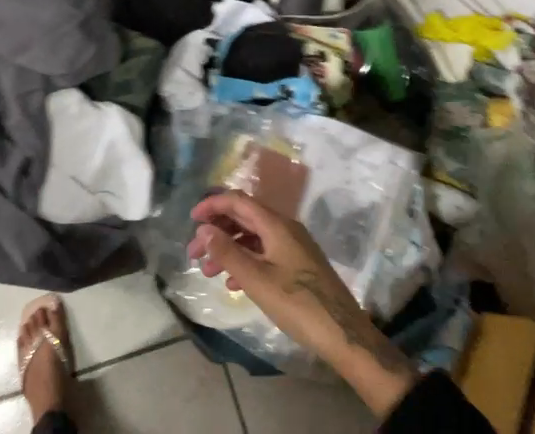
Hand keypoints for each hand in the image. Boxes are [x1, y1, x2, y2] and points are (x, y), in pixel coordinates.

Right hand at [189, 191, 415, 417]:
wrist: (343, 334)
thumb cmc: (297, 304)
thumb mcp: (256, 279)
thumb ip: (227, 252)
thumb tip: (204, 229)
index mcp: (276, 225)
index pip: (239, 201)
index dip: (213, 205)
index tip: (191, 219)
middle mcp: (285, 229)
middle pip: (244, 218)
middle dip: (216, 232)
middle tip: (193, 252)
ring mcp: (293, 247)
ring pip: (253, 238)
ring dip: (228, 250)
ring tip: (207, 272)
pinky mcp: (298, 265)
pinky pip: (264, 254)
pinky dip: (245, 262)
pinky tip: (233, 283)